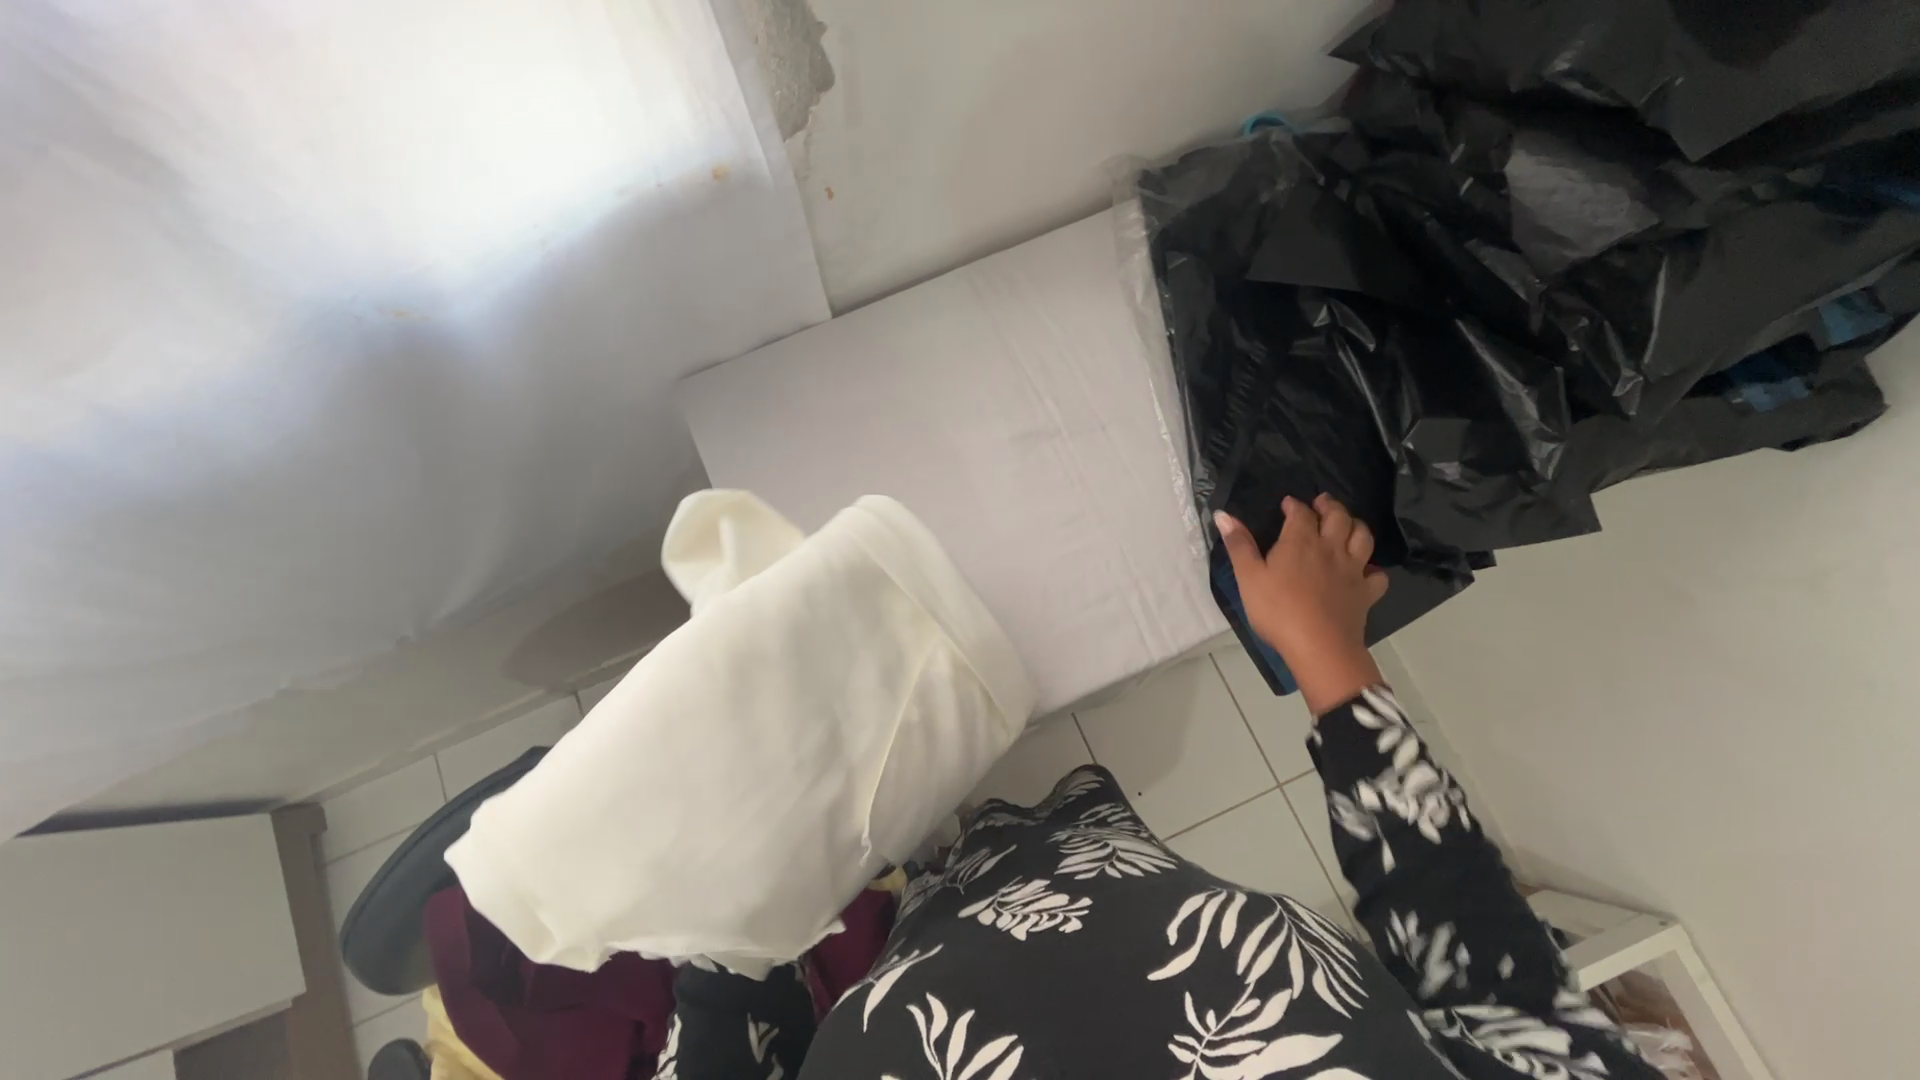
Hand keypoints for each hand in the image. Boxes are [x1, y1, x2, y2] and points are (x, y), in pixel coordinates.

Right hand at [1215, 495, 1388, 715]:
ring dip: (1355, 525)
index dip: (1294, 505)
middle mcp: (1331, 549)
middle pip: (1338, 517)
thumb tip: (1223, 515)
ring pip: (1362, 537)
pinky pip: (1377, 575)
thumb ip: (1238, 545)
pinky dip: (1373, 568)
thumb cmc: (1278, 610)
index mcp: (1301, 542)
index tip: (1287, 503)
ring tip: (1347, 524)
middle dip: (1330, 506)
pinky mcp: (1366, 593)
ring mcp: (1353, 570)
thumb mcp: (1248, 577)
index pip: (1301, 514)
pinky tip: (1365, 570)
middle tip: (1322, 502)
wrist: (1319, 646)